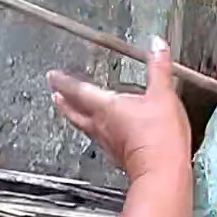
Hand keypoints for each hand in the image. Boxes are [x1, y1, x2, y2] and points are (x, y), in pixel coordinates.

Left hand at [47, 37, 190, 181]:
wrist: (163, 170)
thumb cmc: (160, 135)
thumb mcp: (163, 94)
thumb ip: (159, 69)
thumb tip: (156, 45)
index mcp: (108, 107)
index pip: (78, 91)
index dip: (64, 82)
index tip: (53, 76)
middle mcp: (102, 126)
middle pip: (75, 112)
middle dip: (64, 102)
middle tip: (55, 96)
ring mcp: (109, 143)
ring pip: (85, 128)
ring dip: (76, 118)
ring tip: (73, 114)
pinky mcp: (119, 157)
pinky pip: (101, 141)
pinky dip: (97, 134)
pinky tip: (104, 136)